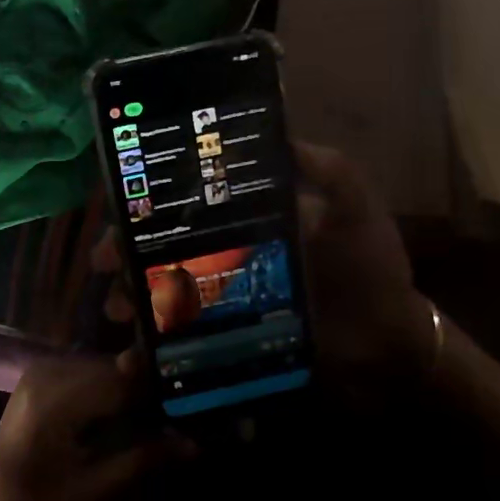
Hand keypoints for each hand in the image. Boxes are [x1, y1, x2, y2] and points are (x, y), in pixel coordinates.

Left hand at [0, 356, 187, 500]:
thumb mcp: (94, 491)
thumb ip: (144, 459)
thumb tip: (195, 443)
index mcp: (54, 397)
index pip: (120, 378)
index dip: (156, 392)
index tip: (185, 408)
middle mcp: (47, 370)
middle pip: (113, 368)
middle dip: (143, 391)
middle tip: (169, 419)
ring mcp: (41, 369)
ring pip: (103, 367)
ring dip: (126, 389)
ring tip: (146, 420)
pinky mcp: (41, 374)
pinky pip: (87, 371)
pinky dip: (107, 389)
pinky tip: (116, 416)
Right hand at [93, 142, 435, 394]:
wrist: (392, 347)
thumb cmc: (372, 269)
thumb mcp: (357, 208)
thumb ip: (327, 169)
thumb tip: (280, 134)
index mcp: (253, 220)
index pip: (192, 205)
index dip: (154, 205)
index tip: (123, 212)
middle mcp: (233, 256)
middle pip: (168, 249)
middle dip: (130, 255)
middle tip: (107, 269)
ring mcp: (229, 303)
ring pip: (167, 296)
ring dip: (133, 302)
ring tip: (118, 316)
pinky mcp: (232, 344)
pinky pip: (185, 346)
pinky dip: (154, 356)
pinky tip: (134, 366)